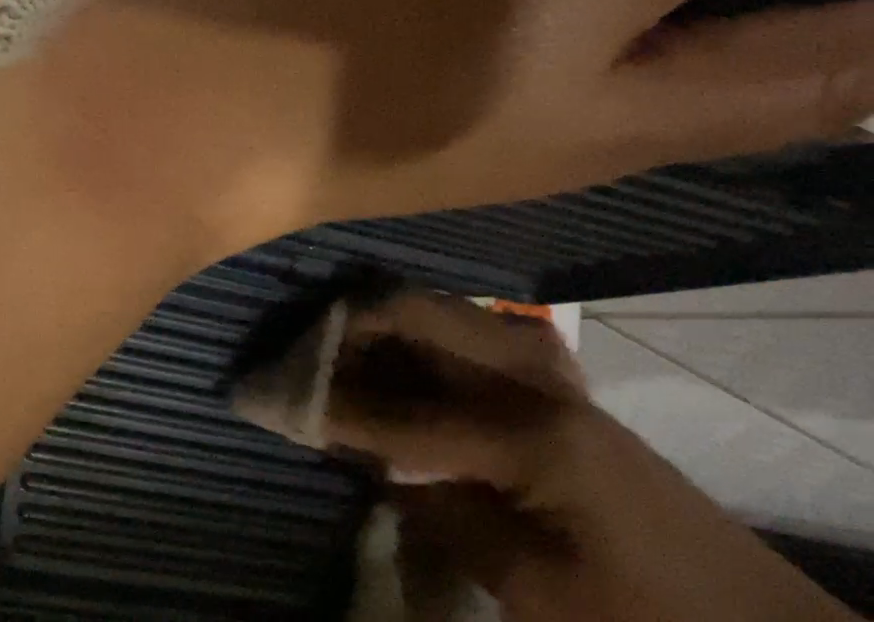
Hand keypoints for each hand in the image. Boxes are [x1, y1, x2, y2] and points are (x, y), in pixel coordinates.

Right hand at [308, 295, 860, 621]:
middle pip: (419, 315)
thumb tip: (371, 461)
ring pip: (447, 311)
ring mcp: (555, 376)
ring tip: (341, 353)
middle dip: (350, 327)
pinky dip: (425, 336)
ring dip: (386, 324)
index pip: (393, 411)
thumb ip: (440, 512)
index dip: (323, 406)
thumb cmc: (640, 613)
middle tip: (301, 354)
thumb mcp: (532, 587)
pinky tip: (403, 363)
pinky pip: (475, 335)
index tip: (262, 394)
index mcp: (529, 433)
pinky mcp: (562, 388)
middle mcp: (538, 382)